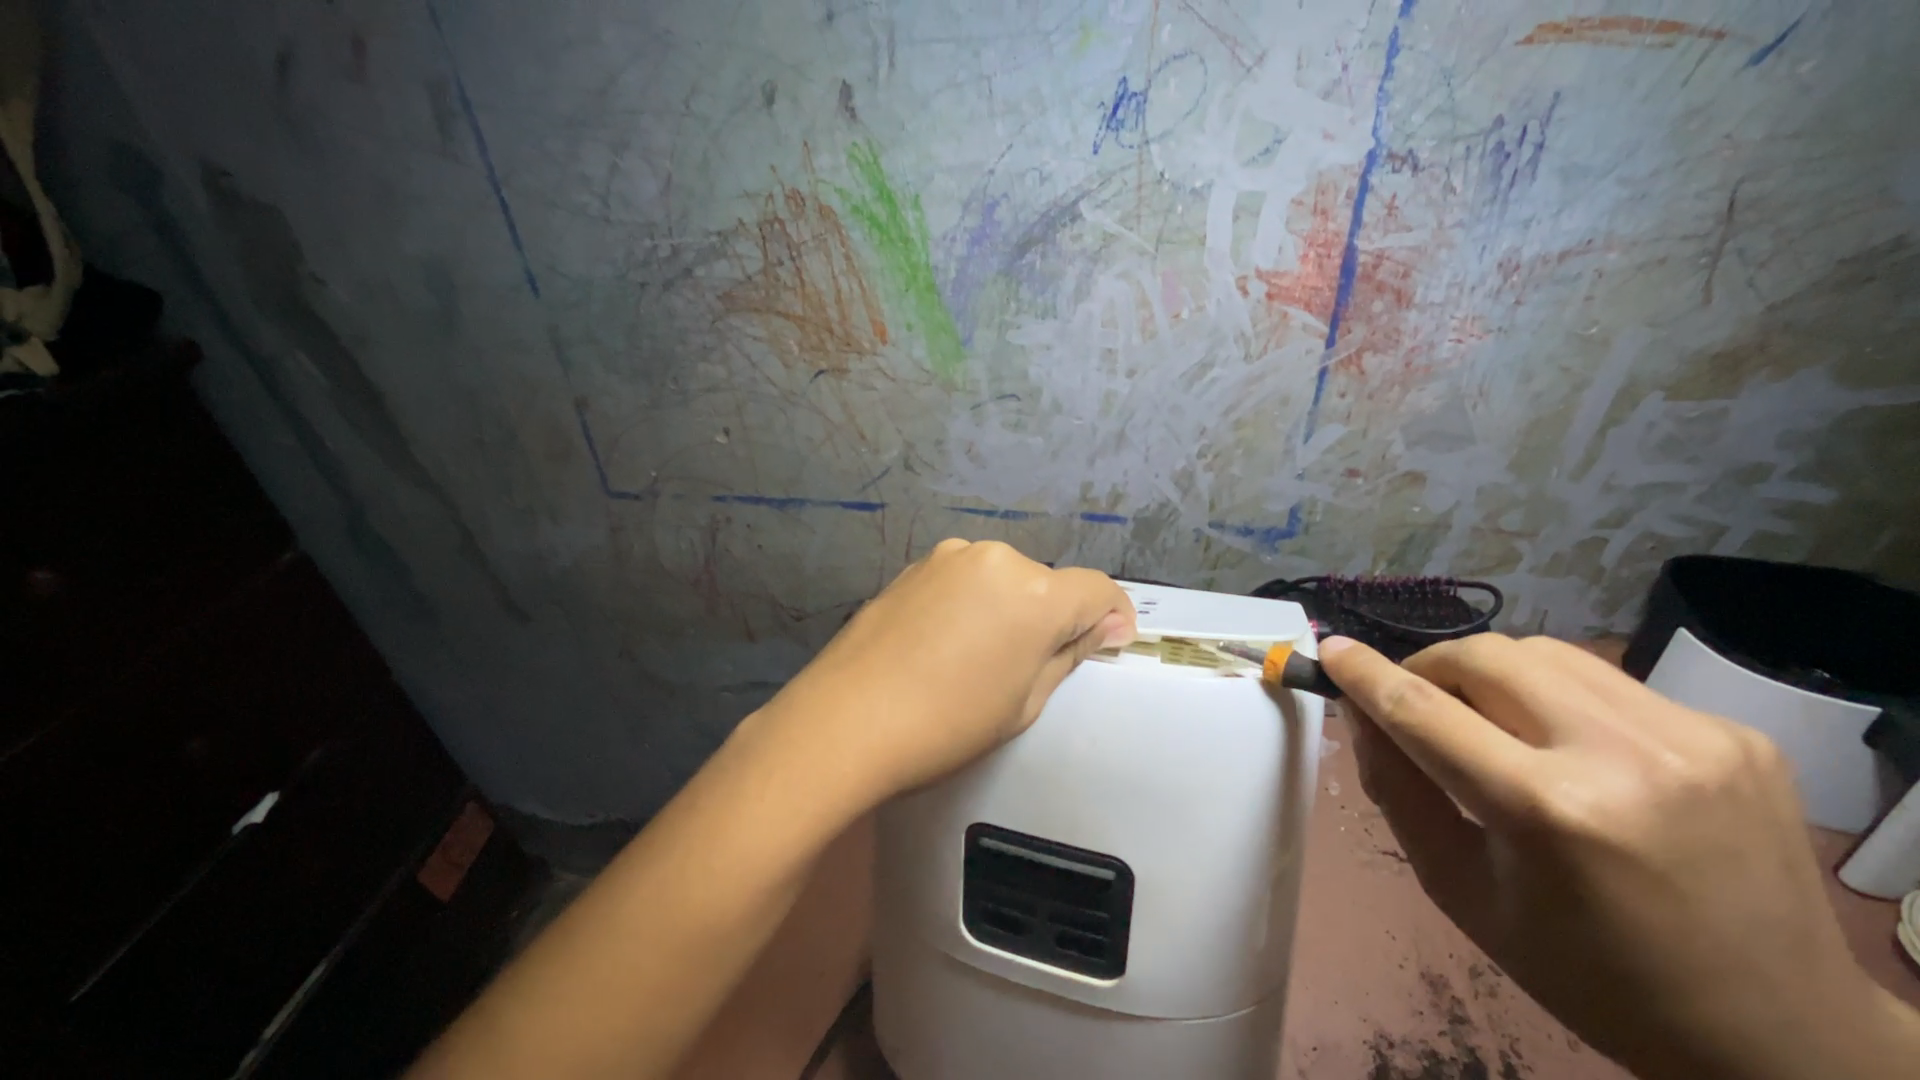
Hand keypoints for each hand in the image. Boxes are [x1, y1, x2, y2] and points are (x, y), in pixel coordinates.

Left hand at [761, 539, 1134, 801]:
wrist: (843, 722)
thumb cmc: (946, 725)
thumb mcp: (1023, 703)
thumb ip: (1068, 654)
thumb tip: (1107, 625)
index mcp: (1035, 593)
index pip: (1098, 590)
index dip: (1109, 619)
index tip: (1102, 648)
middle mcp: (996, 559)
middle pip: (1046, 585)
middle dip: (1049, 619)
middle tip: (1023, 672)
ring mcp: (947, 558)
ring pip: (1002, 581)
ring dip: (1005, 610)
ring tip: (973, 662)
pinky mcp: (911, 568)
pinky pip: (962, 582)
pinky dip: (968, 606)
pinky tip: (940, 648)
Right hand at [1322, 633, 1919, 1079]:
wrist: (1769, 1026)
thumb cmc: (1587, 973)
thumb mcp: (1465, 894)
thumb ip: (1400, 793)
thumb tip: (1360, 716)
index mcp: (1548, 812)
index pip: (1426, 712)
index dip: (1367, 675)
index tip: (1330, 651)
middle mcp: (1622, 754)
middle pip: (1487, 657)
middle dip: (1432, 669)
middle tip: (1416, 703)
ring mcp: (1692, 735)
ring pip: (1548, 654)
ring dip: (1494, 676)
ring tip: (1491, 723)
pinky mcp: (1733, 733)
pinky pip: (1611, 684)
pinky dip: (1563, 702)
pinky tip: (1574, 752)